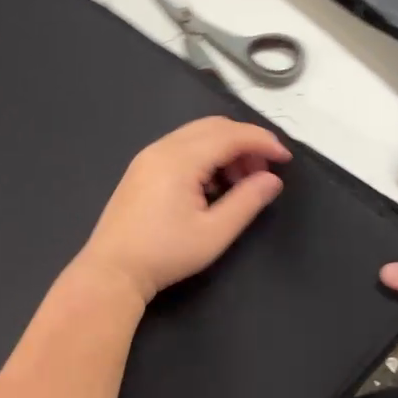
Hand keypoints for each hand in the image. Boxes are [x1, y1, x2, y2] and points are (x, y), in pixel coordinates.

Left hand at [77, 117, 291, 302]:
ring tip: (241, 183)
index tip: (285, 159)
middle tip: (264, 171)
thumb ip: (247, 201)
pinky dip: (204, 156)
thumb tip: (272, 180)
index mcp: (180, 159)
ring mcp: (147, 157)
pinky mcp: (140, 169)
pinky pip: (180, 147)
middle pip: (213, 127)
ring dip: (225, 149)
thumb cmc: (165, 253)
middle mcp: (162, 148)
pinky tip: (213, 185)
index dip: (262, 141)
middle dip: (245, 142)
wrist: (112, 270)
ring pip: (196, 135)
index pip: (230, 135)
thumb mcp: (214, 232)